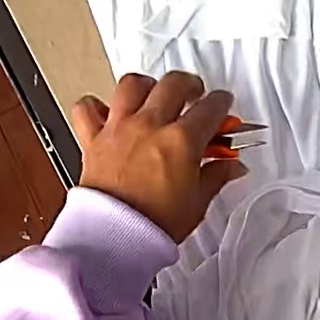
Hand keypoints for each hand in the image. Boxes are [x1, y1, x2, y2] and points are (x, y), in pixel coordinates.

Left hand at [70, 72, 247, 241]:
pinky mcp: (94, 138)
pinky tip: (109, 112)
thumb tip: (231, 166)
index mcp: (182, 140)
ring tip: (155, 93)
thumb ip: (217, 175)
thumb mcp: (199, 200)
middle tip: (195, 94)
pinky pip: (88, 107)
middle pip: (174, 84)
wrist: (116, 235)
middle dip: (190, 85)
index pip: (211, 108)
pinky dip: (97, 105)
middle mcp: (150, 126)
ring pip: (133, 84)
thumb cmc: (155, 222)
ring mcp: (120, 128)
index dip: (222, 103)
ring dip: (148, 85)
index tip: (223, 106)